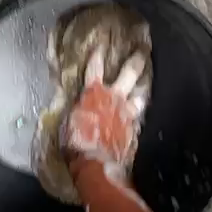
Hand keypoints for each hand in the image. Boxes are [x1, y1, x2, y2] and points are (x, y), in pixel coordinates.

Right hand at [64, 46, 148, 177]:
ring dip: (140, 93)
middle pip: (128, 74)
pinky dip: (136, 117)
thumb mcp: (68, 124)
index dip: (97, 57)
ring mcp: (126, 113)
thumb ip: (77, 112)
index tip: (101, 47)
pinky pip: (137, 119)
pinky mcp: (133, 129)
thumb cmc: (76, 144)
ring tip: (143, 90)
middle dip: (135, 62)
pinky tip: (136, 119)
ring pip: (138, 97)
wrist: (96, 165)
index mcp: (93, 94)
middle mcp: (113, 98)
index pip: (94, 70)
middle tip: (142, 52)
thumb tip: (77, 110)